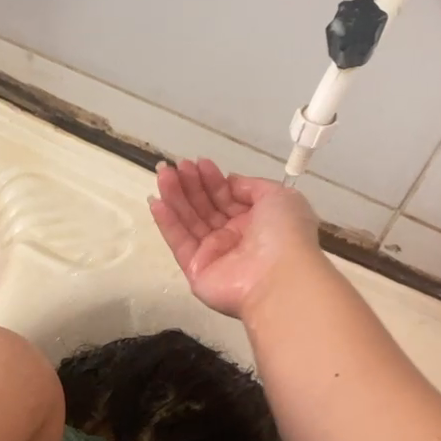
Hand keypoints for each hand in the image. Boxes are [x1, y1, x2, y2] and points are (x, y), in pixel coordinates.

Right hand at [148, 159, 325, 318]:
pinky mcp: (195, 270)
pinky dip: (167, 223)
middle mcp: (233, 237)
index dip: (212, 180)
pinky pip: (179, 242)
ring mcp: (213, 254)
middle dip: (190, 185)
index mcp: (256, 220)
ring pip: (189, 221)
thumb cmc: (285, 233)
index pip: (226, 197)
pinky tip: (156, 203)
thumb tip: (229, 181)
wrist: (278, 277)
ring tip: (163, 174)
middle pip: (205, 207)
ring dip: (175, 197)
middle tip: (176, 165)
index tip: (198, 163)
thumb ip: (252, 186)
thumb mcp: (279, 196)